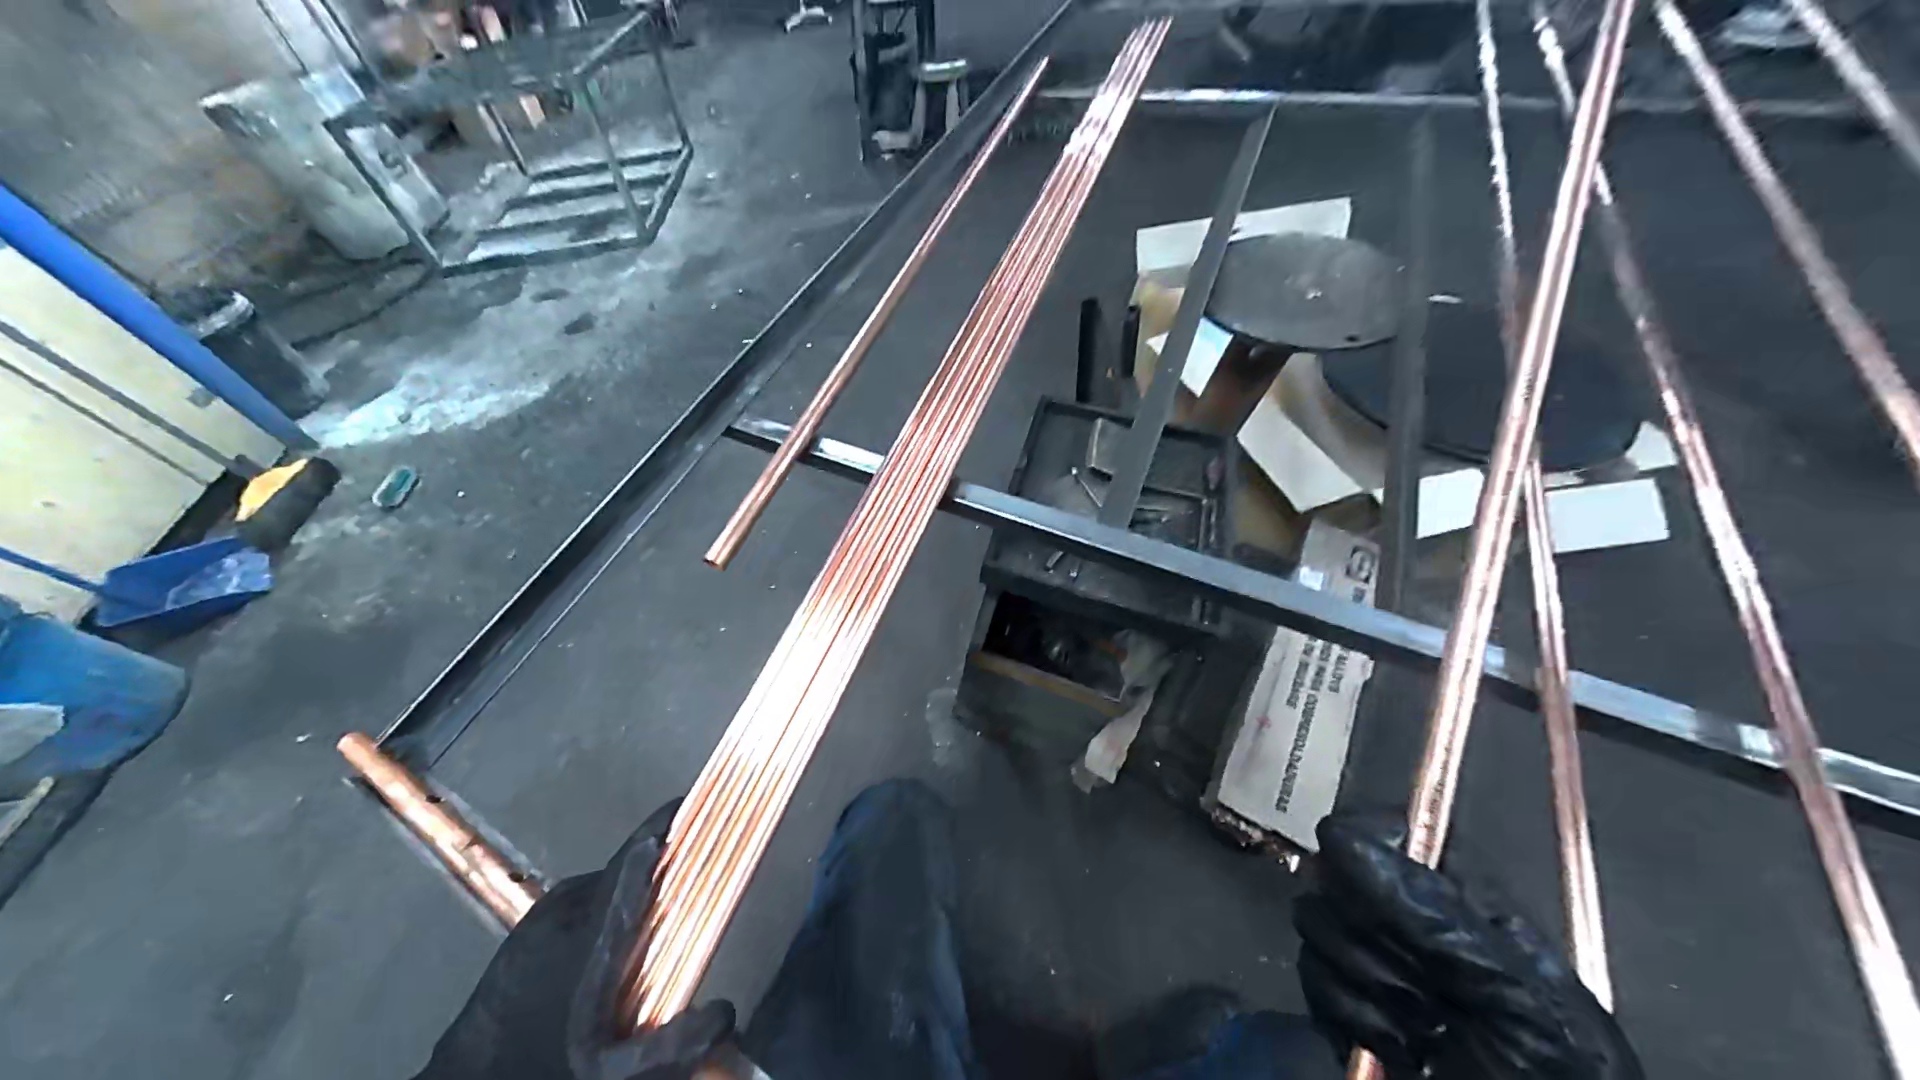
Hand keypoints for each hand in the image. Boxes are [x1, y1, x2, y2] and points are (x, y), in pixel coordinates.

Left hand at [413, 800, 734, 1079]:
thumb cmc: (540, 1073)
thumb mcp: (608, 1074)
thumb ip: (672, 1045)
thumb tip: (729, 1012)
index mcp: (589, 933)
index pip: (633, 860)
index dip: (663, 826)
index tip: (690, 803)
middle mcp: (563, 912)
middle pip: (624, 868)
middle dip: (657, 870)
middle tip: (686, 889)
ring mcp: (537, 919)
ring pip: (601, 886)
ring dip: (629, 892)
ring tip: (649, 927)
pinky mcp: (522, 932)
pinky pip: (578, 903)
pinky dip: (603, 909)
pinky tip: (606, 951)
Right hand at [1294, 813, 1642, 1079]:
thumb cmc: (1547, 1076)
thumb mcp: (1512, 992)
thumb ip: (1428, 910)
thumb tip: (1337, 835)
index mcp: (1455, 898)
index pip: (1382, 829)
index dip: (1364, 845)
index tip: (1373, 886)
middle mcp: (1404, 916)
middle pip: (1333, 876)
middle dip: (1371, 940)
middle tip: (1429, 992)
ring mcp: (1368, 957)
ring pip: (1313, 923)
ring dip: (1364, 984)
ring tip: (1421, 1033)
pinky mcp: (1340, 999)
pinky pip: (1307, 974)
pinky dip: (1347, 1015)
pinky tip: (1393, 1048)